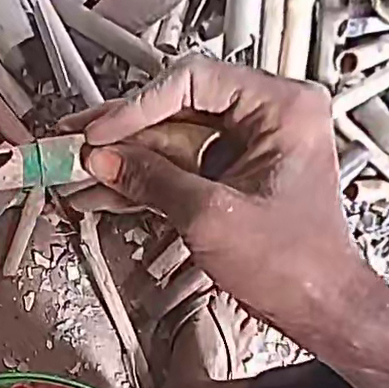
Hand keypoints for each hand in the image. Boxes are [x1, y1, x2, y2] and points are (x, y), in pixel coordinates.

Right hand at [75, 56, 381, 340]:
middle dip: (120, 133)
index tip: (101, 132)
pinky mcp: (220, 181)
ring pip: (164, 144)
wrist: (312, 305)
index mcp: (281, 109)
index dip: (138, 106)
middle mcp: (262, 122)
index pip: (194, 82)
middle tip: (76, 140)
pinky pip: (170, 171)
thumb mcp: (212, 216)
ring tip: (77, 169)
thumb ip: (153, 181)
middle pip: (173, 111)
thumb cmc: (295, 263)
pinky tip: (100, 189)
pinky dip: (136, 183)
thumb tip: (106, 159)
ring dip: (120, 160)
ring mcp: (238, 153)